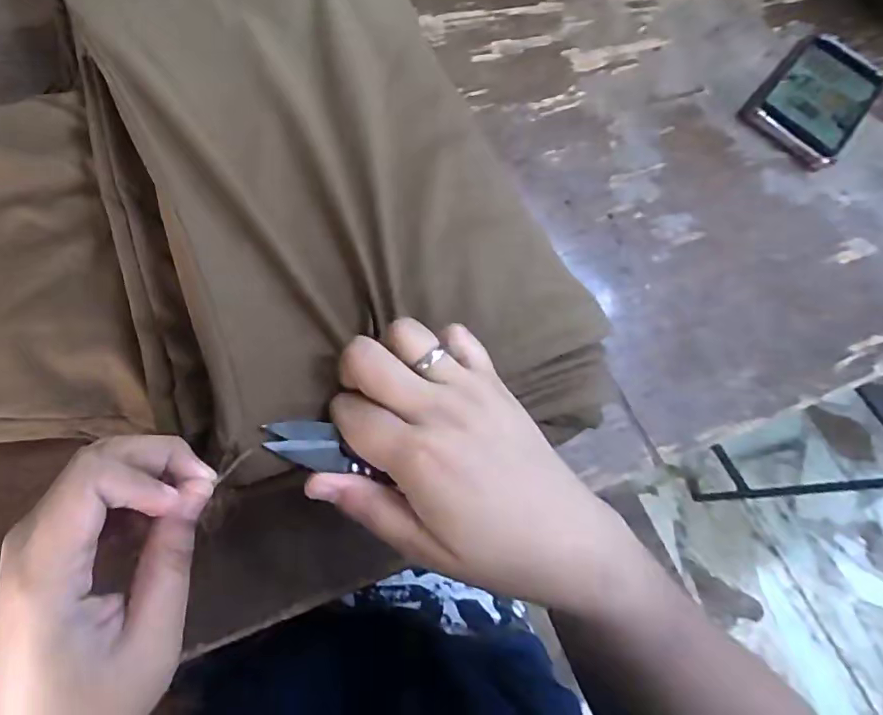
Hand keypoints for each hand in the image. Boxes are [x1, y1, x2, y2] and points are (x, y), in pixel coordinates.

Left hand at [0, 436, 215, 714]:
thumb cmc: (93, 706)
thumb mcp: (149, 645)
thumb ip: (171, 561)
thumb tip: (195, 490)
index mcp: (44, 564)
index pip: (92, 476)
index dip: (147, 474)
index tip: (190, 498)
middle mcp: (27, 536)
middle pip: (93, 460)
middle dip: (153, 457)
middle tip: (202, 479)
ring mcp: (29, 536)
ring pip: (91, 469)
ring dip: (144, 469)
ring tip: (187, 492)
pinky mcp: (40, 543)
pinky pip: (85, 493)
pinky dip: (127, 490)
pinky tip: (156, 513)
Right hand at [304, 318, 641, 614]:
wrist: (570, 540)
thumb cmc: (490, 551)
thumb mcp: (422, 546)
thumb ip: (365, 505)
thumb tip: (312, 479)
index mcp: (416, 456)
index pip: (347, 410)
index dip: (339, 423)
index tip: (354, 443)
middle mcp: (437, 409)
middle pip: (364, 354)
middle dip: (350, 373)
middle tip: (368, 404)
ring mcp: (469, 386)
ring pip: (406, 332)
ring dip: (392, 353)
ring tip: (402, 387)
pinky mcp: (494, 378)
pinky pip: (458, 335)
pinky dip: (442, 348)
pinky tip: (444, 379)